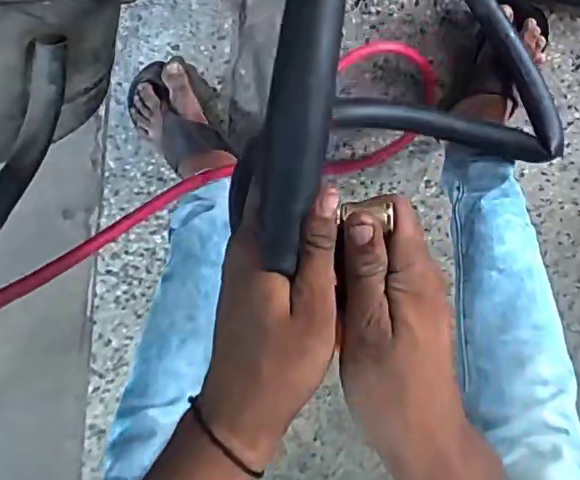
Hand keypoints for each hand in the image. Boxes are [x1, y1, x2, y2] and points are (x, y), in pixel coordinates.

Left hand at [190, 185, 341, 468]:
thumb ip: (318, 248)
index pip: (270, 186)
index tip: (330, 172)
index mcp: (253, 242)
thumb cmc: (282, 361)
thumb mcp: (314, 306)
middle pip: (272, 204)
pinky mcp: (243, 279)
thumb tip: (326, 192)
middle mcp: (240, 244)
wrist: (242, 408)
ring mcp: (238, 262)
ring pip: (273, 226)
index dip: (299, 174)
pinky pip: (270, 245)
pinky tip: (316, 255)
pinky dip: (292, 245)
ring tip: (335, 226)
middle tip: (340, 204)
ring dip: (300, 225)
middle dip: (304, 200)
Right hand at [338, 196, 502, 478]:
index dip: (361, 210)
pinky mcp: (413, 311)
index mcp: (415, 272)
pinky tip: (341, 301)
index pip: (396, 209)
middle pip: (387, 227)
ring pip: (383, 252)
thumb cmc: (391, 386)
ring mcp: (420, 294)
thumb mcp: (368, 324)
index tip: (330, 231)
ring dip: (354, 258)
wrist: (424, 444)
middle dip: (352, 234)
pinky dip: (362, 279)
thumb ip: (365, 268)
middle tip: (321, 259)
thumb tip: (359, 214)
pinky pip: (386, 276)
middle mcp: (423, 275)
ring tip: (326, 280)